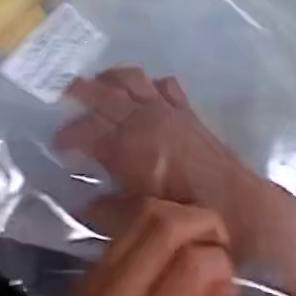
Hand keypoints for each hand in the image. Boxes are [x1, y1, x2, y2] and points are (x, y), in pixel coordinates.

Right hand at [55, 67, 295, 289]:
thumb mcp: (139, 217)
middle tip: (64, 91)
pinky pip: (165, 86)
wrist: (237, 204)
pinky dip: (150, 83)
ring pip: (134, 79)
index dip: (69, 134)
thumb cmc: (186, 214)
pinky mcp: (188, 111)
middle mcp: (144, 120)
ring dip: (113, 77)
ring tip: (98, 81)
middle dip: (82, 90)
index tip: (57, 143)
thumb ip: (108, 210)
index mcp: (126, 146)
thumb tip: (85, 203)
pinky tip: (145, 90)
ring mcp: (168, 110)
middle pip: (106, 94)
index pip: (87, 131)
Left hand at [60, 198, 238, 295]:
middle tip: (223, 247)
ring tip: (201, 240)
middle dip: (205, 224)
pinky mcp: (84, 284)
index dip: (222, 262)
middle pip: (163, 227)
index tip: (231, 278)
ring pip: (141, 217)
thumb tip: (227, 283)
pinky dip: (154, 224)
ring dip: (179, 216)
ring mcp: (91, 290)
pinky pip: (123, 232)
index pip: (190, 268)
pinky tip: (172, 245)